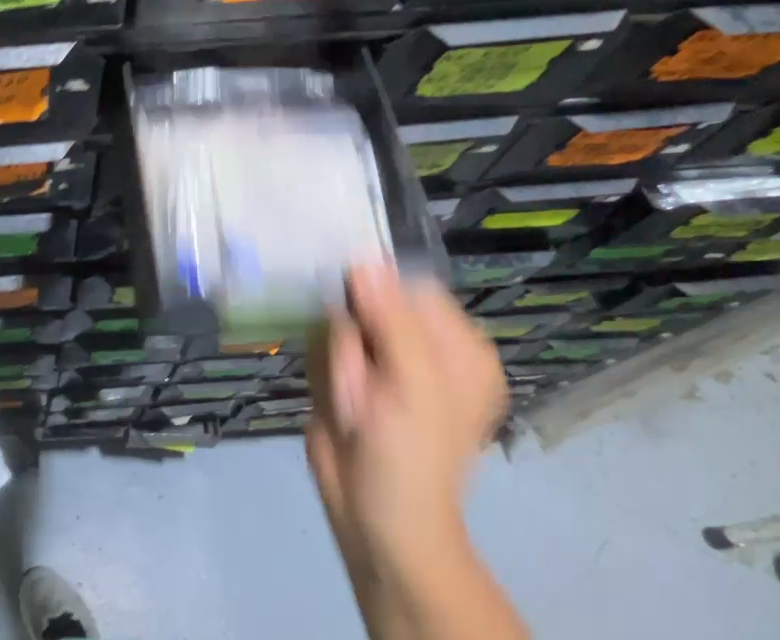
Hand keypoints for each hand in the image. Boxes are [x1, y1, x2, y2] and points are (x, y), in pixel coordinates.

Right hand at [305, 264, 507, 567]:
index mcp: (458, 347)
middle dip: (352, 344)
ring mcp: (380, 362)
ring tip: (352, 406)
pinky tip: (338, 407)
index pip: (409, 288)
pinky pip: (320, 350)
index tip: (363, 332)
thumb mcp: (414, 386)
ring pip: (336, 326)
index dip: (378, 303)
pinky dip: (322, 375)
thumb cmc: (410, 456)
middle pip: (365, 304)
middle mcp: (422, 347)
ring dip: (335, 364)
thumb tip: (364, 260)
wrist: (374, 520)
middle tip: (364, 388)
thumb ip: (392, 320)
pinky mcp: (347, 376)